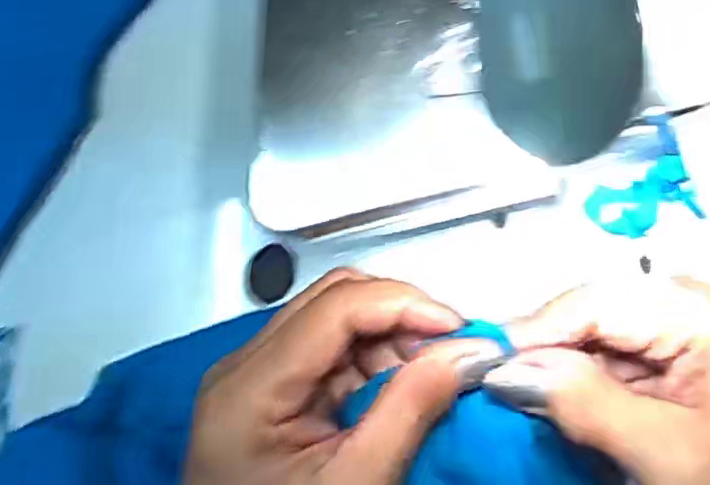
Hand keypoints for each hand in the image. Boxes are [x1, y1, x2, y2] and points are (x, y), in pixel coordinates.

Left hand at [184, 269, 503, 484]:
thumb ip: (408, 410)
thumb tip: (466, 350)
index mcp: (249, 387)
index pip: (336, 305)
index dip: (404, 303)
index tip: (459, 329)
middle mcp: (244, 365)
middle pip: (335, 298)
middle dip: (400, 313)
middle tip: (451, 347)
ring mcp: (254, 376)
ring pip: (336, 315)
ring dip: (392, 332)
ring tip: (432, 368)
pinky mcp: (271, 391)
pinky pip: (331, 347)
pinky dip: (374, 355)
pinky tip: (402, 381)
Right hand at [485, 278, 709, 484]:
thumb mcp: (669, 455)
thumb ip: (588, 404)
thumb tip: (510, 370)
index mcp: (687, 307)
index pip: (591, 302)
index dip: (533, 331)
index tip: (481, 362)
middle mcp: (675, 303)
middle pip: (586, 316)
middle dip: (538, 351)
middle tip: (487, 384)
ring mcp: (670, 332)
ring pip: (589, 340)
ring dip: (551, 371)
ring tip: (504, 395)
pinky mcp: (664, 363)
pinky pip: (605, 364)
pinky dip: (574, 388)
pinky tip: (546, 407)